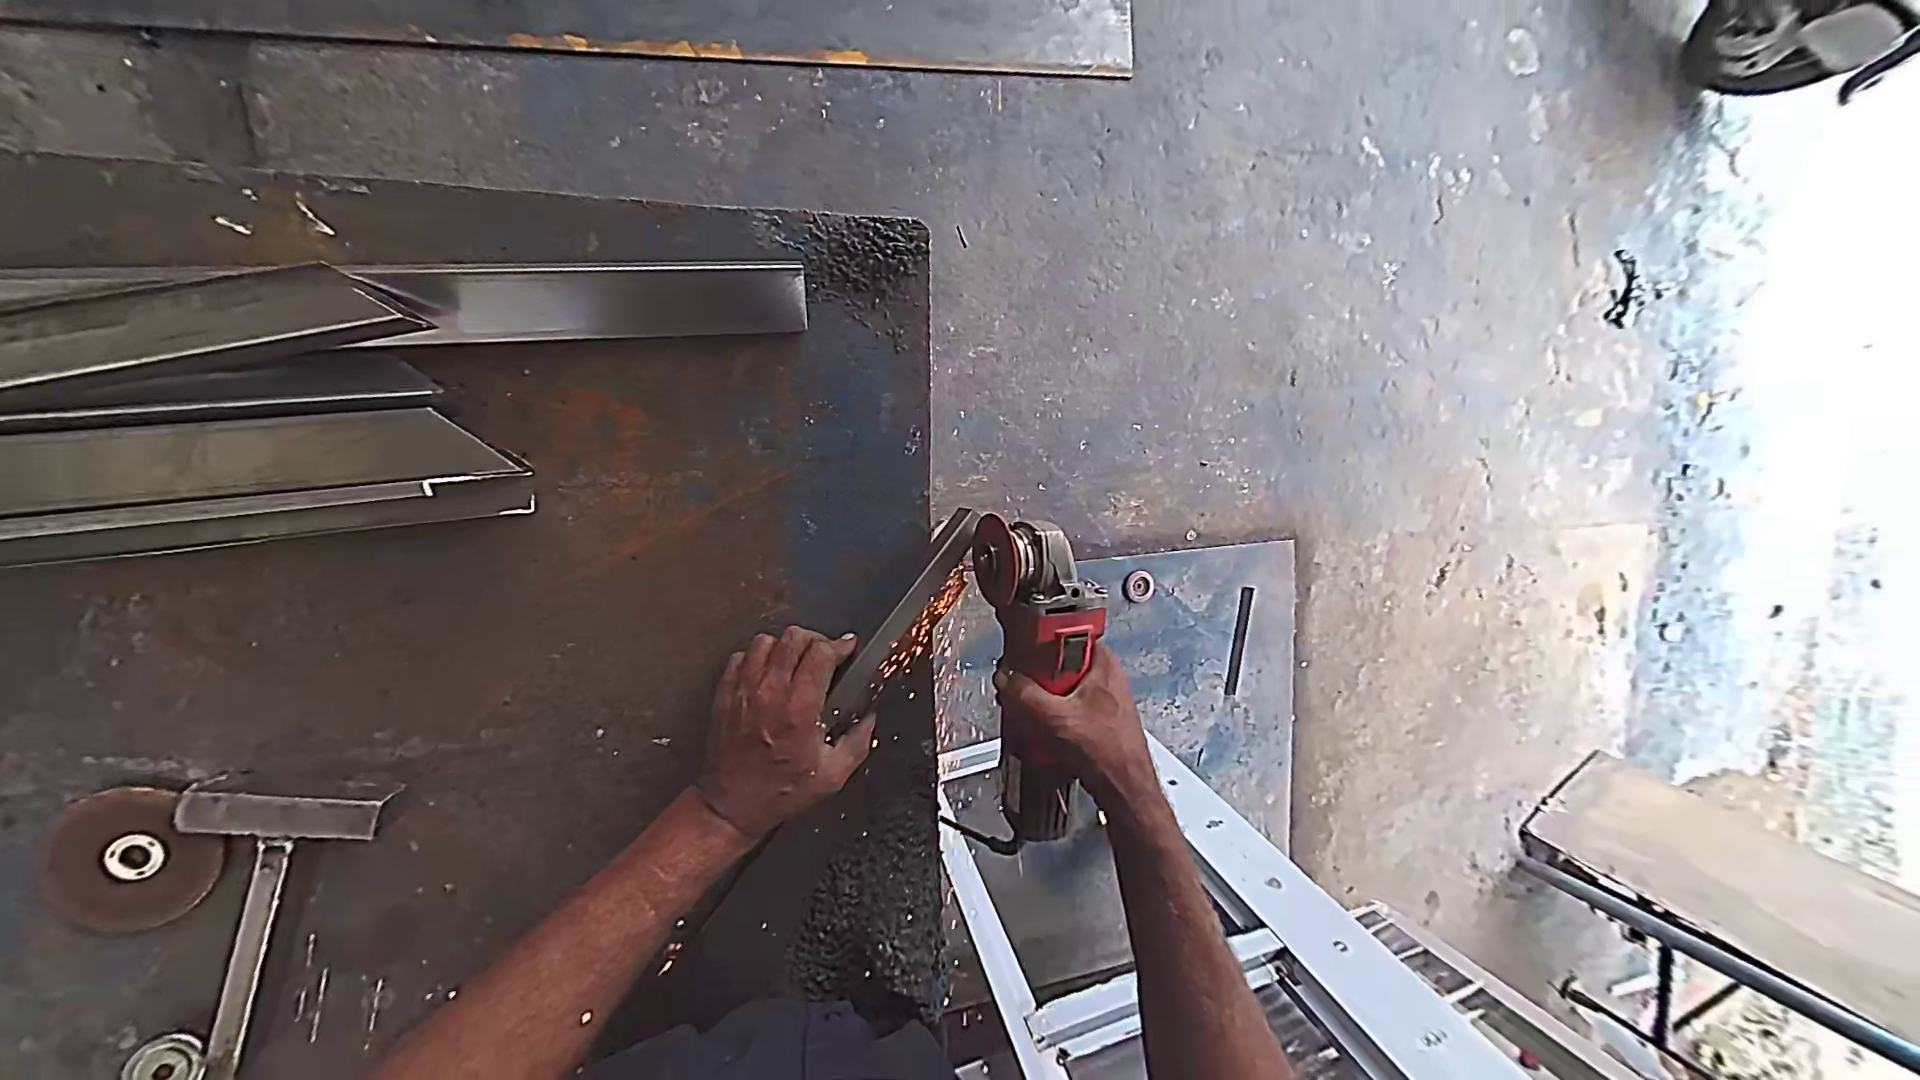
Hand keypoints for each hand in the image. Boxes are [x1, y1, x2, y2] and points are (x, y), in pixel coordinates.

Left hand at [696, 626, 876, 839]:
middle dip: (816, 640)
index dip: (839, 645)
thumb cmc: (779, 792)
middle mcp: (770, 693)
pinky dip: (756, 658)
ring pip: (766, 641)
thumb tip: (869, 719)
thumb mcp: (833, 774)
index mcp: (799, 709)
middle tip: (824, 653)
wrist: (732, 806)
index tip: (847, 648)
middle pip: (794, 638)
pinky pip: (740, 657)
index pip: (821, 653)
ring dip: (784, 646)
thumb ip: (858, 742)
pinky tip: (767, 672)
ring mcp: (744, 691)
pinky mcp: (725, 695)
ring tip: (794, 660)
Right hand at [993, 644, 1156, 808]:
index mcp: (1102, 663)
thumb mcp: (1056, 718)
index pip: (1065, 634)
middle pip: (1058, 664)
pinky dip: (1053, 715)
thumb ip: (1025, 694)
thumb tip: (1007, 679)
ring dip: (1042, 699)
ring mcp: (1103, 697)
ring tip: (1031, 713)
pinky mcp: (1098, 717)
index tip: (1022, 653)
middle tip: (1022, 689)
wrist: (1125, 790)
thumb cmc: (1108, 753)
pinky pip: (1067, 706)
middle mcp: (1105, 675)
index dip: (1040, 643)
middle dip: (1037, 678)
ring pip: (1061, 687)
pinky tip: (1045, 731)